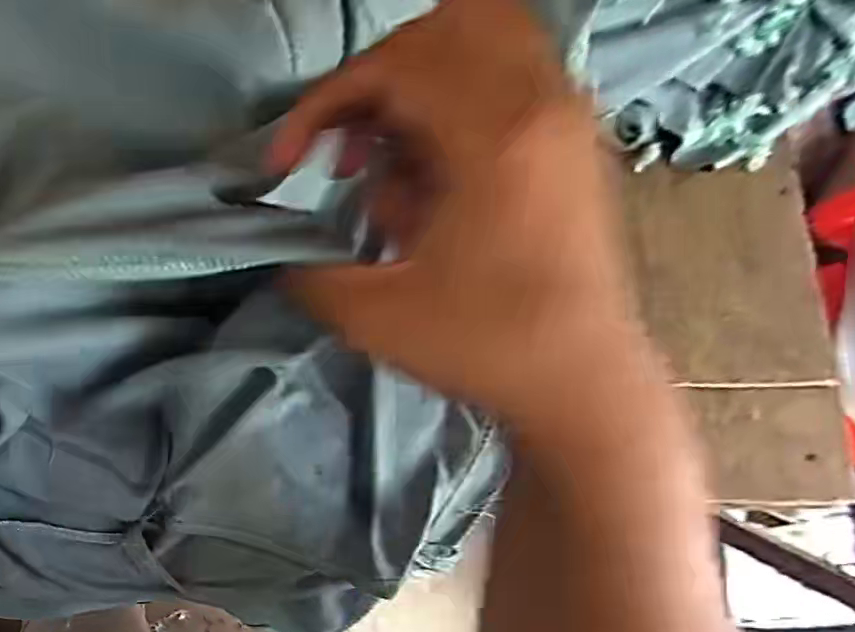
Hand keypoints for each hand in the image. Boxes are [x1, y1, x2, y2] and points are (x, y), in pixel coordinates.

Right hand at [270, 0, 656, 434]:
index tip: (280, 165)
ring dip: (406, 88)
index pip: (398, 65)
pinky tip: (412, 180)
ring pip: (479, 42)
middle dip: (366, 81)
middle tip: (329, 146)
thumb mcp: (368, 314)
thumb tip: (280, 246)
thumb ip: (309, 270)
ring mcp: (561, 115)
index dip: (321, 105)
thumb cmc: (474, 342)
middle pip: (446, 27)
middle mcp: (540, 102)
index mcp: (496, 138)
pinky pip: (497, 82)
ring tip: (368, 161)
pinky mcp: (563, 140)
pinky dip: (440, 110)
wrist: (574, 373)